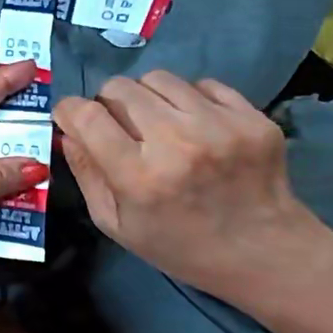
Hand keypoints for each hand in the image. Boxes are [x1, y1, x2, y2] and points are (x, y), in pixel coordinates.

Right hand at [55, 71, 332, 302]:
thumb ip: (86, 173)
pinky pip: (201, 84)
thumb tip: (67, 130)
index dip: (69, 111)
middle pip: (119, 88)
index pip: (87, 115)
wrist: (265, 254)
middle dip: (107, 104)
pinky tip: (194, 126)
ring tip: (157, 123)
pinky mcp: (251, 117)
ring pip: (158, 78)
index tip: (72, 119)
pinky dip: (187, 100)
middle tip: (119, 127)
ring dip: (146, 97)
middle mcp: (177, 142)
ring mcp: (219, 125)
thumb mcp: (116, 224)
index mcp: (138, 176)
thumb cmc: (179, 246)